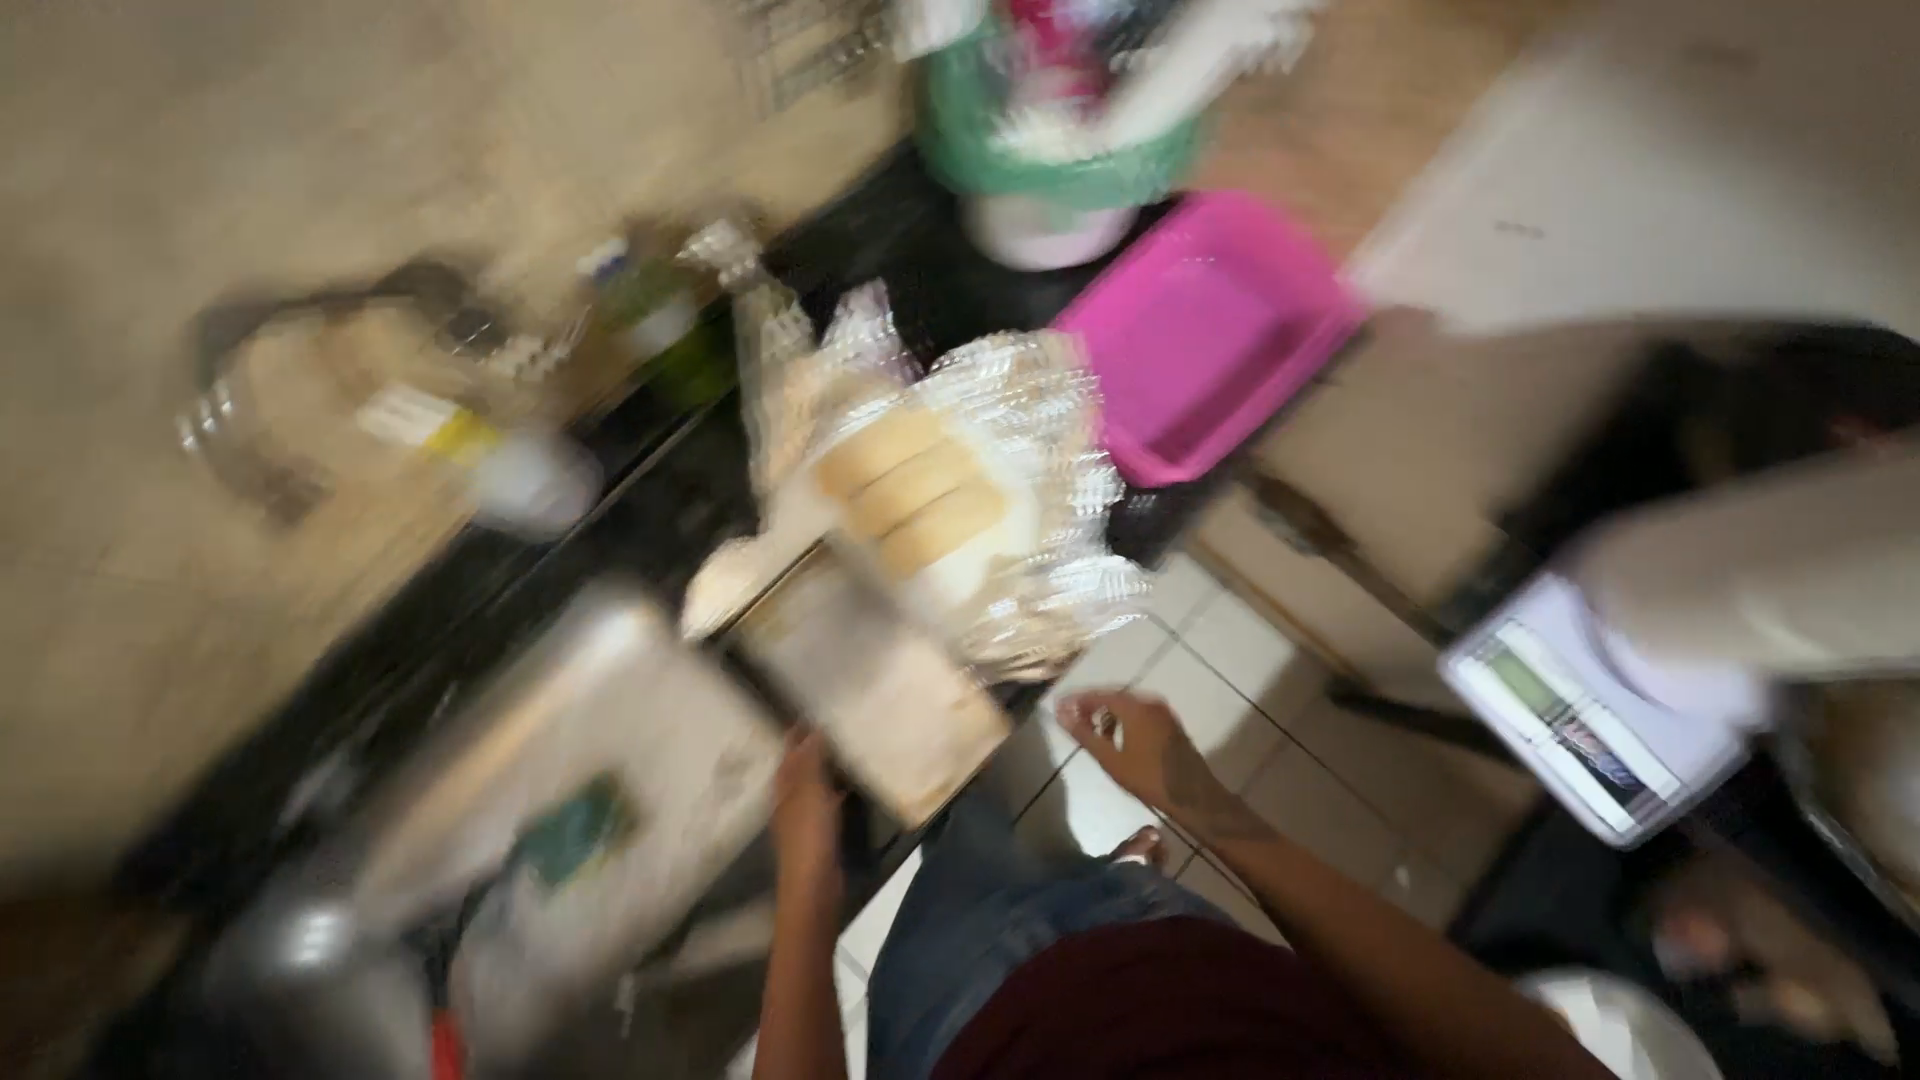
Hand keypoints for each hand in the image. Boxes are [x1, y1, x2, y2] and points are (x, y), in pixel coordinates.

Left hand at [771, 729, 843, 907]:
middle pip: (796, 770)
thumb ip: (811, 763)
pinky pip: (824, 804)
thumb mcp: (811, 794)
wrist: (813, 888)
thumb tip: (812, 731)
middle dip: (807, 750)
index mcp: (783, 791)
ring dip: (821, 769)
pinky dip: (833, 792)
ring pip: (810, 786)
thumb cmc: (809, 837)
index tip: (805, 716)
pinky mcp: (817, 835)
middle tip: (826, 728)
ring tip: (839, 751)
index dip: (794, 737)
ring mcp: (802, 821)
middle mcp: (789, 803)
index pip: (787, 756)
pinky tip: (846, 789)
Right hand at [1056, 690, 1272, 843]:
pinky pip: (1141, 713)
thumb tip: (1061, 713)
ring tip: (1095, 733)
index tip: (1060, 707)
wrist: (1194, 797)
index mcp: (1134, 707)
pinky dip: (1125, 719)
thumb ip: (1084, 734)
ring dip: (1109, 714)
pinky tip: (1118, 738)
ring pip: (1128, 705)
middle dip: (1092, 707)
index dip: (1077, 701)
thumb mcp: (1110, 759)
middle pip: (1114, 697)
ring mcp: (1163, 712)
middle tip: (1074, 720)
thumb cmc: (1148, 779)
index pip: (1098, 694)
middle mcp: (1150, 702)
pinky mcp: (1171, 723)